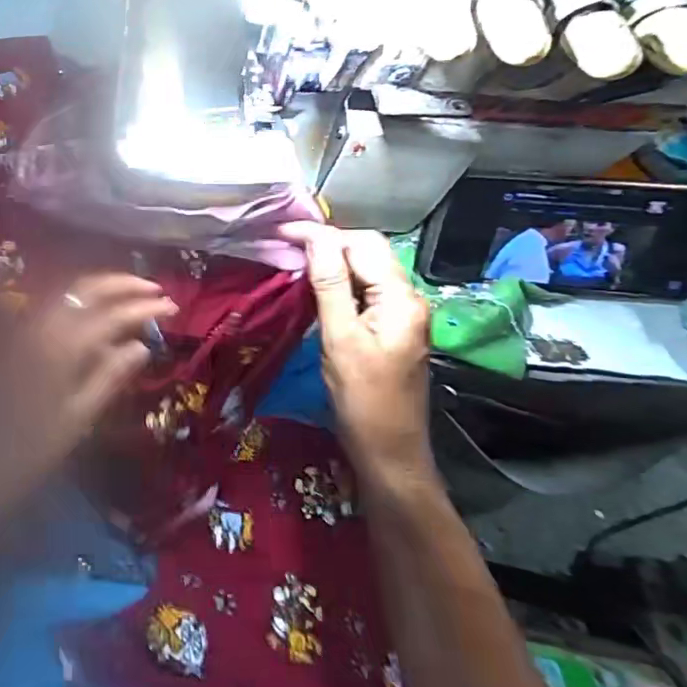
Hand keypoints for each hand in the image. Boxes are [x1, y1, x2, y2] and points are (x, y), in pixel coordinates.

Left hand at [0, 274, 176, 519]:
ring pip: (65, 293)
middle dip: (122, 284)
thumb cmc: (30, 449)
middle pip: (86, 289)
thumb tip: (140, 344)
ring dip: (99, 288)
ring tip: (129, 294)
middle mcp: (40, 325)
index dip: (145, 306)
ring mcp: (22, 326)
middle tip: (153, 290)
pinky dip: (76, 302)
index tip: (173, 306)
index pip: (112, 313)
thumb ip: (110, 375)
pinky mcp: (10, 335)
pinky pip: (49, 307)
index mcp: (63, 346)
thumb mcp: (78, 418)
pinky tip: (91, 314)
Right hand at [282, 223, 434, 479]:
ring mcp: (399, 313)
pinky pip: (362, 289)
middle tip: (283, 246)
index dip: (321, 234)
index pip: (361, 244)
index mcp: (401, 298)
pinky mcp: (388, 327)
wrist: (389, 451)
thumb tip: (315, 238)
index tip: (279, 234)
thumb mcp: (341, 339)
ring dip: (329, 260)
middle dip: (325, 242)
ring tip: (291, 261)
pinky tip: (312, 287)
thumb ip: (330, 285)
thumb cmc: (364, 399)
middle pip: (366, 250)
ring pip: (363, 268)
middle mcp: (407, 298)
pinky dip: (336, 281)